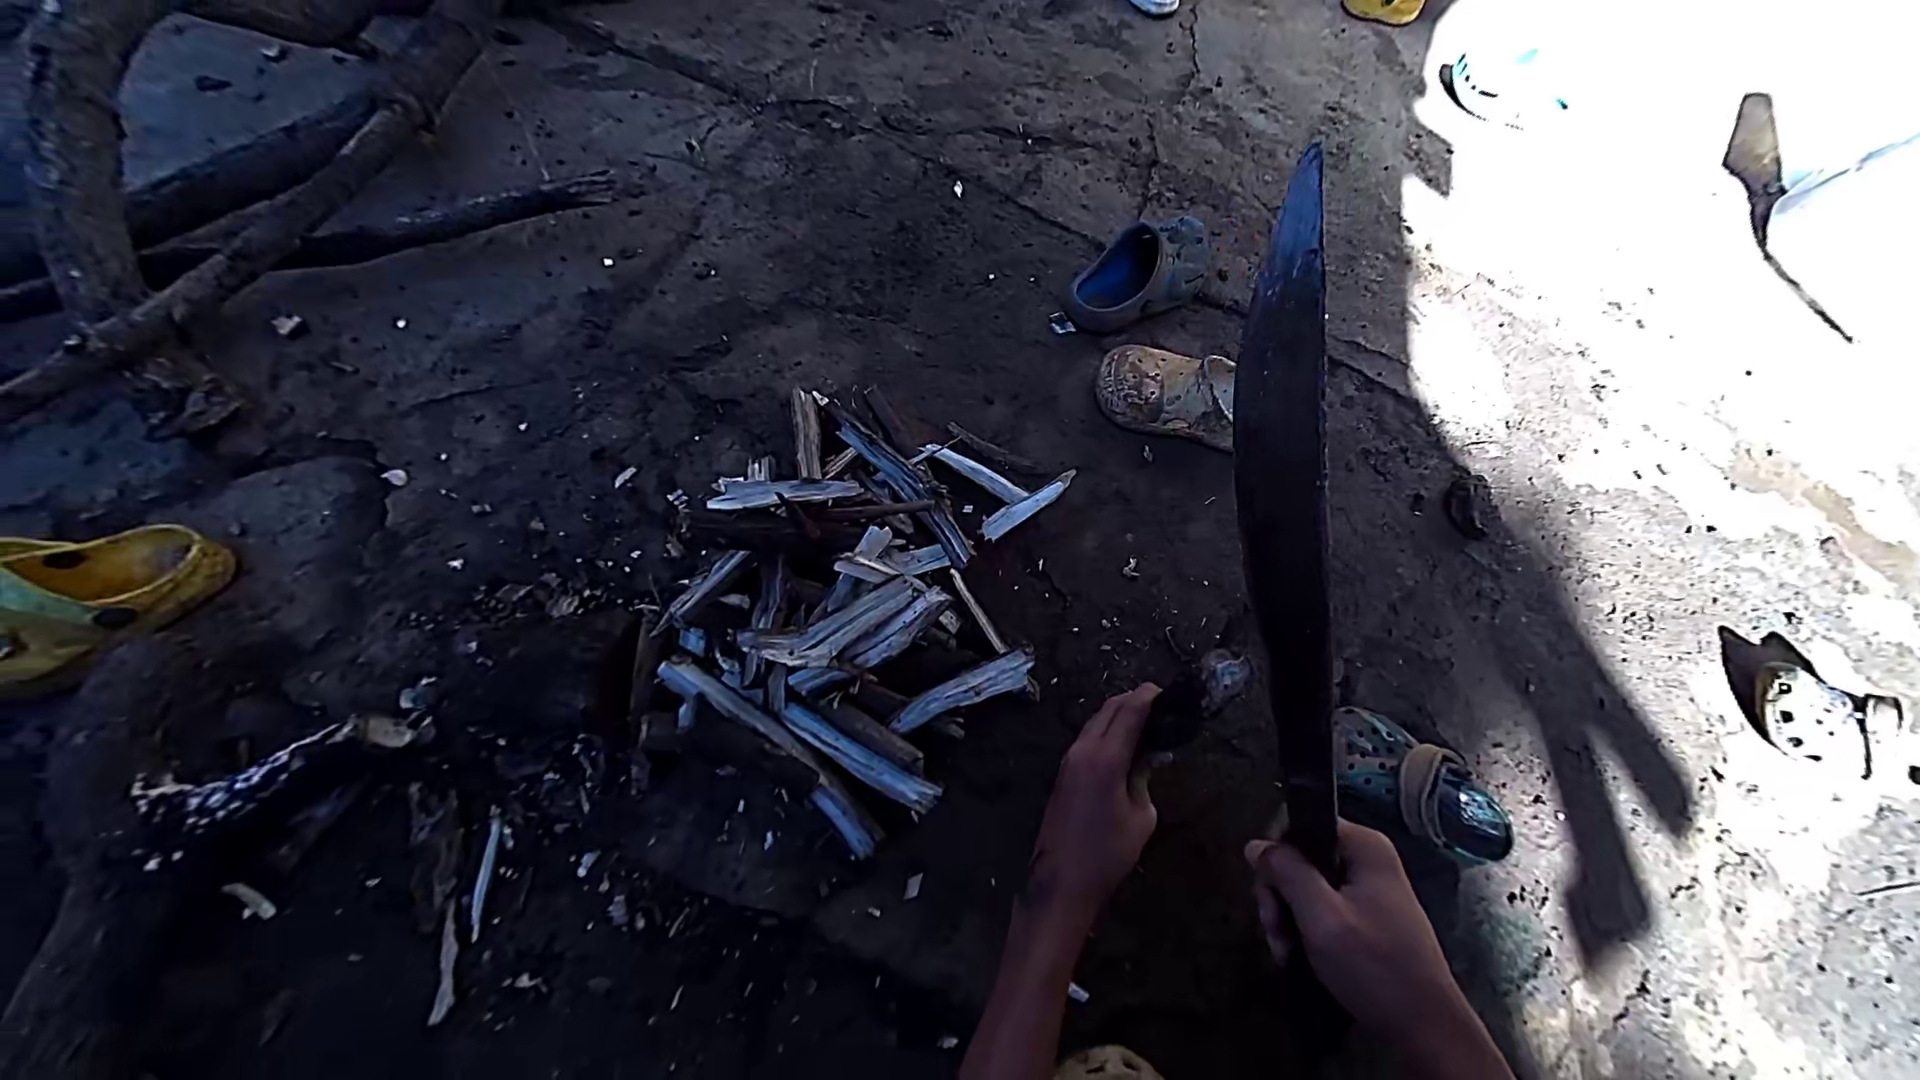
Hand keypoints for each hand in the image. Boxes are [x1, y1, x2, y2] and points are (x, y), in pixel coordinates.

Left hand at [1021, 684, 1160, 922]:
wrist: (1062, 877)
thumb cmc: (1108, 852)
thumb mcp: (1141, 816)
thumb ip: (1143, 778)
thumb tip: (1146, 757)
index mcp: (1105, 757)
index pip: (1128, 712)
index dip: (1148, 697)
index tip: (1165, 691)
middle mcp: (1083, 749)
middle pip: (1108, 709)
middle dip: (1133, 700)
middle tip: (1158, 704)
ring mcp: (1069, 758)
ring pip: (1095, 721)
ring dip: (1117, 714)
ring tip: (1144, 719)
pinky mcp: (1064, 770)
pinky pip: (1087, 737)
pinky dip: (1106, 729)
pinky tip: (1122, 740)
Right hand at [1245, 821, 1512, 1078]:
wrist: (1426, 1035)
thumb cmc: (1376, 969)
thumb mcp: (1322, 916)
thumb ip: (1286, 872)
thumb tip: (1254, 845)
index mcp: (1363, 845)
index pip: (1296, 824)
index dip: (1274, 854)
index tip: (1267, 890)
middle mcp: (1364, 857)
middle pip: (1295, 855)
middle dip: (1276, 893)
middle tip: (1275, 927)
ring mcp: (1363, 886)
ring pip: (1301, 882)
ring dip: (1284, 914)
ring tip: (1284, 947)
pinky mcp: (1362, 912)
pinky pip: (1316, 903)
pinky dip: (1300, 925)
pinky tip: (1294, 951)